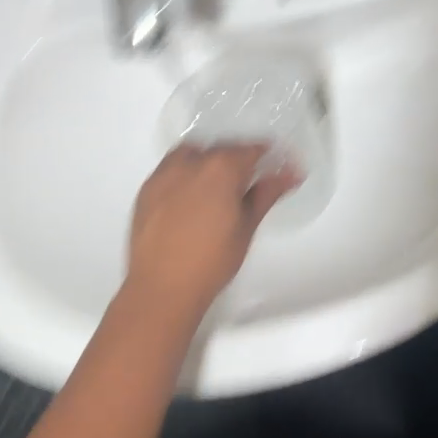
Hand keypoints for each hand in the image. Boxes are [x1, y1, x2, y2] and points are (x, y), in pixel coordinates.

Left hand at [125, 143, 300, 322]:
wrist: (162, 289)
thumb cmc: (213, 260)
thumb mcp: (248, 226)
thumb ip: (268, 192)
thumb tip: (291, 172)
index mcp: (222, 167)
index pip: (253, 149)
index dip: (269, 157)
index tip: (278, 168)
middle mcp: (191, 162)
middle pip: (223, 148)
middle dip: (240, 160)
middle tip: (250, 182)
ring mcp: (164, 175)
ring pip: (193, 153)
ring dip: (210, 161)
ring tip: (218, 186)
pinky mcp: (146, 190)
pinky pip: (170, 169)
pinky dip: (185, 173)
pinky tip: (191, 196)